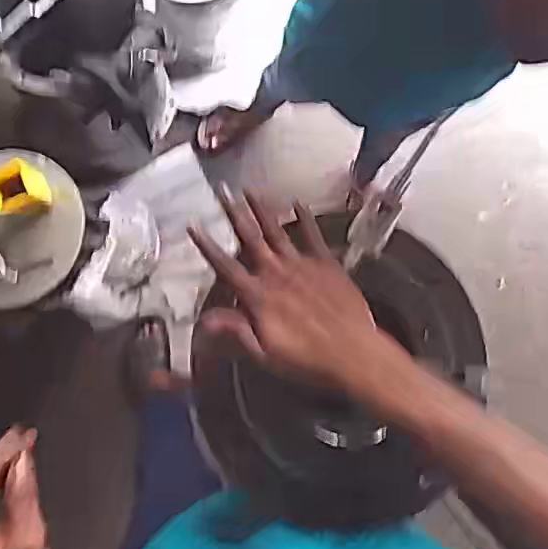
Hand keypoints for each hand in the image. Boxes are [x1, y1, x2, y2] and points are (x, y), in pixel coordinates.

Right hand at [189, 190, 404, 392]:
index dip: (207, 246)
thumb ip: (236, 331)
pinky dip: (305, 218)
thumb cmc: (307, 359)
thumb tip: (205, 319)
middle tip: (222, 192)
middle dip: (234, 213)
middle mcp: (277, 272)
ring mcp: (302, 264)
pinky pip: (312, 235)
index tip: (194, 226)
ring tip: (249, 190)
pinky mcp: (325, 262)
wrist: (353, 351)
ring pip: (276, 230)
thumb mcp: (265, 353)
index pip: (226, 266)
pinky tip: (298, 203)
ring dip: (262, 209)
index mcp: (259, 295)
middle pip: (250, 238)